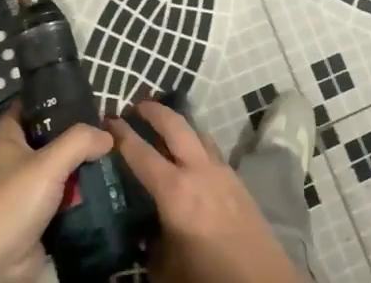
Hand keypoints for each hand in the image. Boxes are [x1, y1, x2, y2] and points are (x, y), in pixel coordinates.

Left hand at [0, 107, 112, 282]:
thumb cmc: (11, 203)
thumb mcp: (45, 164)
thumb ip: (78, 142)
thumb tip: (107, 136)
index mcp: (9, 140)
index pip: (30, 107)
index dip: (52, 98)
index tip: (82, 96)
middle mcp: (19, 161)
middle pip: (53, 139)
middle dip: (79, 137)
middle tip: (111, 130)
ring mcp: (30, 191)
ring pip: (63, 170)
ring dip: (85, 168)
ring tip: (118, 157)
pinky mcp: (42, 217)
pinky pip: (68, 200)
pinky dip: (85, 196)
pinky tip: (110, 187)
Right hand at [112, 101, 302, 282]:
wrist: (262, 282)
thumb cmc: (207, 276)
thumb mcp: (165, 267)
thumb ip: (150, 242)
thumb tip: (143, 231)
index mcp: (175, 192)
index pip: (141, 153)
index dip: (122, 134)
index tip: (108, 119)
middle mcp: (199, 171)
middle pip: (175, 126)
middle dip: (154, 111)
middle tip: (136, 104)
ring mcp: (222, 172)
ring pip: (198, 133)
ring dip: (179, 124)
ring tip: (164, 124)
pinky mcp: (238, 181)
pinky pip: (212, 150)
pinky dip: (197, 143)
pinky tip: (191, 156)